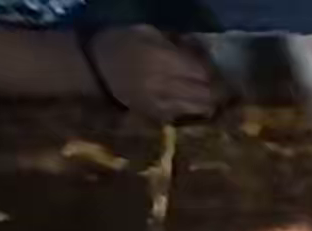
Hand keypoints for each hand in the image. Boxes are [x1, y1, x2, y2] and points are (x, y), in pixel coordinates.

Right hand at [88, 25, 221, 120]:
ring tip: (205, 96)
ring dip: (207, 102)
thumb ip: (175, 42)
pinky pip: (187, 116)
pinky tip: (188, 102)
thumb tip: (200, 50)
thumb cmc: (121, 44)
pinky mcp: (161, 118)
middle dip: (214, 90)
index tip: (211, 70)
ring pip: (201, 108)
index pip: (202, 72)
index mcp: (163, 59)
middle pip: (207, 94)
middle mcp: (167, 84)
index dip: (211, 72)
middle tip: (215, 86)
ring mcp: (165, 104)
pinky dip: (192, 110)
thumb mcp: (146, 32)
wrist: (96, 70)